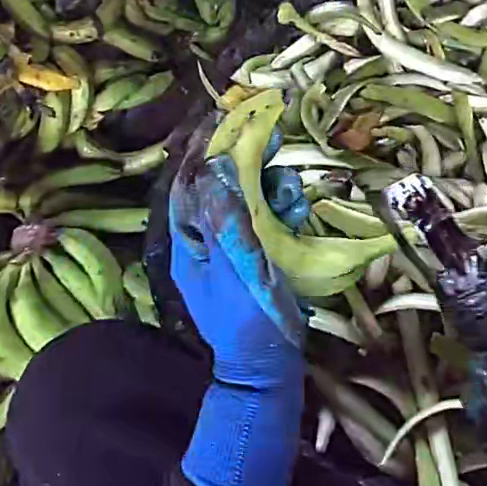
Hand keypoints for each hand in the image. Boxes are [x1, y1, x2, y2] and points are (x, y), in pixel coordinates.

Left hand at [165, 123, 308, 485]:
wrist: (267, 369)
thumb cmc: (246, 318)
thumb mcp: (232, 263)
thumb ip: (225, 213)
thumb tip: (219, 164)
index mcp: (189, 237)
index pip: (190, 180)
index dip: (204, 147)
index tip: (221, 116)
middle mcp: (205, 236)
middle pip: (220, 184)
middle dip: (243, 159)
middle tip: (267, 132)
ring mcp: (231, 245)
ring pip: (246, 198)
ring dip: (268, 185)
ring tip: (288, 186)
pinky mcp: (255, 254)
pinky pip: (266, 218)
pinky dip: (281, 208)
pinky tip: (297, 208)